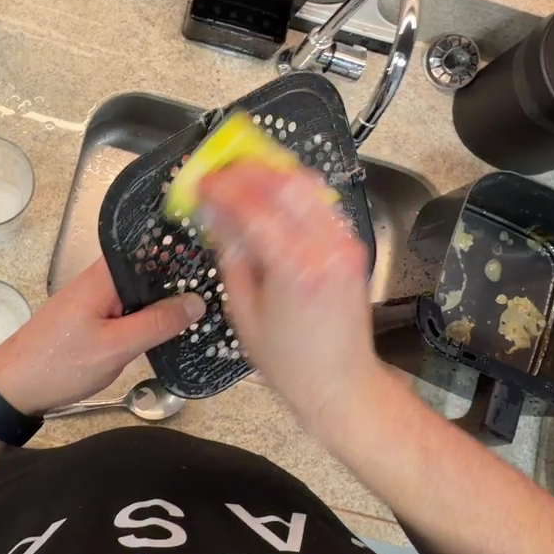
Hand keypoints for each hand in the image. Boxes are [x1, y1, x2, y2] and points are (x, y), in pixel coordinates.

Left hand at [0, 258, 203, 414]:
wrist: (13, 388)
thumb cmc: (61, 364)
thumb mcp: (115, 347)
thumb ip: (156, 324)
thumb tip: (196, 302)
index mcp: (104, 276)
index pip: (148, 247)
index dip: (181, 246)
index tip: (217, 252)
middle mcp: (100, 279)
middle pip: (148, 268)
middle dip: (180, 275)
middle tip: (224, 283)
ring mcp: (95, 298)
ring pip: (139, 290)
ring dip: (166, 297)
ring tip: (208, 302)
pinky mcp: (93, 317)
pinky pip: (129, 306)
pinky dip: (150, 313)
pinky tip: (172, 325)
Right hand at [199, 162, 383, 425]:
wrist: (341, 383)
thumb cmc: (291, 362)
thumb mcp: (244, 312)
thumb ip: (232, 257)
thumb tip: (216, 217)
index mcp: (294, 267)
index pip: (252, 206)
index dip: (221, 188)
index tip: (201, 184)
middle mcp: (324, 247)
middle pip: (284, 182)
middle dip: (247, 170)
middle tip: (221, 173)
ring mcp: (343, 244)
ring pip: (307, 185)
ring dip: (271, 174)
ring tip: (243, 178)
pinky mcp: (351, 246)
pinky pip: (320, 203)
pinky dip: (293, 192)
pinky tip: (272, 198)